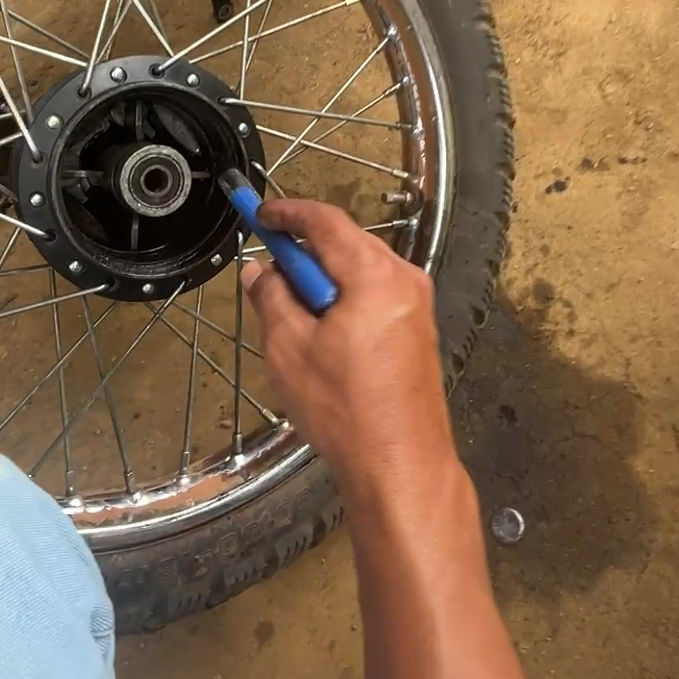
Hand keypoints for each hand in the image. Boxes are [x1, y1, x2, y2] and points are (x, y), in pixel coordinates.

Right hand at [242, 200, 454, 501]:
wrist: (403, 465)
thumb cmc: (345, 408)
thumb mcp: (289, 350)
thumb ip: (272, 298)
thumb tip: (259, 270)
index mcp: (374, 274)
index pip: (326, 222)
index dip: (288, 213)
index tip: (260, 213)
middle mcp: (404, 279)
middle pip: (347, 243)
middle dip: (305, 251)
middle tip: (270, 270)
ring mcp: (417, 304)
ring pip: (361, 270)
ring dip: (324, 279)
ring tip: (294, 314)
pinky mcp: (419, 328)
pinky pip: (376, 293)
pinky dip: (345, 298)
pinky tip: (325, 333)